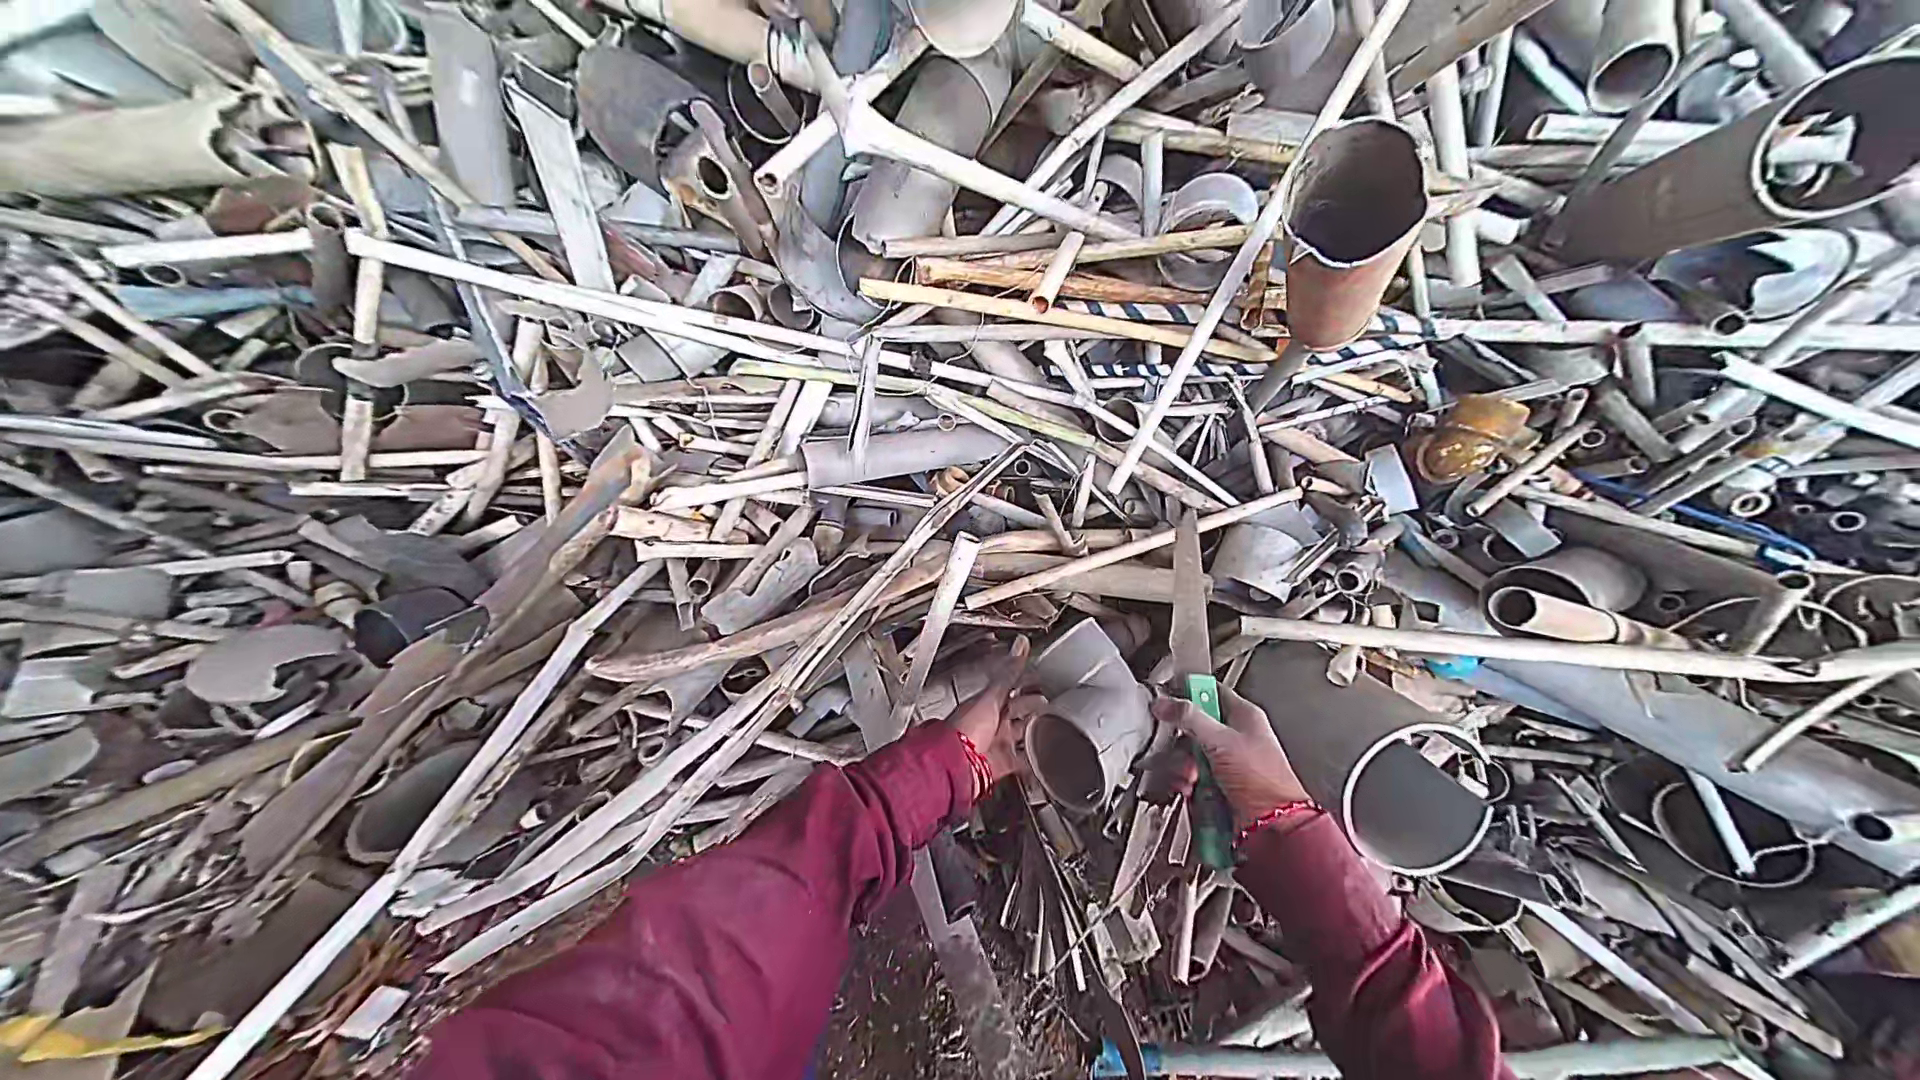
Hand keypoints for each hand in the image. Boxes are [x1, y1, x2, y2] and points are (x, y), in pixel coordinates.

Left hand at [948, 637, 1041, 787]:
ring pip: (1020, 734)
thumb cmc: (967, 727)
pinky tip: (1042, 758)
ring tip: (1051, 728)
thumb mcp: (993, 696)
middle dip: (1033, 707)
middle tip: (1050, 703)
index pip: (1009, 689)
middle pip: (1017, 712)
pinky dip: (1032, 761)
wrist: (958, 763)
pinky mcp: (1002, 763)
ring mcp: (996, 742)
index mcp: (986, 702)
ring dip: (1034, 732)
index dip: (1026, 684)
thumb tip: (1021, 644)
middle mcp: (991, 722)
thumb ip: (1010, 672)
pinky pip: (1021, 761)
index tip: (1042, 680)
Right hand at [1151, 686, 1310, 828]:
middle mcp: (1236, 736)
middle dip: (1183, 739)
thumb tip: (1164, 703)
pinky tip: (1190, 786)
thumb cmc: (1263, 780)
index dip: (1189, 691)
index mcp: (1244, 716)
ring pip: (1191, 751)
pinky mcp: (1219, 782)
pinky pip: (1193, 774)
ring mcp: (1227, 760)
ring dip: (1184, 764)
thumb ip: (1189, 718)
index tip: (1169, 697)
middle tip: (1182, 745)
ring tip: (1190, 774)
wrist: (1273, 825)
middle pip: (1195, 724)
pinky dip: (1187, 780)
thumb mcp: (1221, 740)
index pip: (1210, 691)